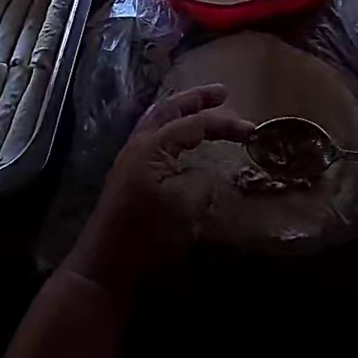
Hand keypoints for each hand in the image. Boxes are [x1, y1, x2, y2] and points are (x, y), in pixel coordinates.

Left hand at [62, 85, 251, 300]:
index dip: (223, 124)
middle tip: (221, 92)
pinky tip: (177, 139)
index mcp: (152, 146)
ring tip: (199, 106)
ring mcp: (128, 159)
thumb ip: (201, 180)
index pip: (192, 123)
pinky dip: (168, 129)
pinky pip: (150, 138)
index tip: (251, 130)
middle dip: (194, 98)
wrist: (107, 265)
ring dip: (178, 110)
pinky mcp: (127, 176)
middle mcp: (137, 145)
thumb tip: (205, 170)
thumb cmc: (147, 235)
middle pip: (167, 109)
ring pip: (155, 121)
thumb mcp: (185, 207)